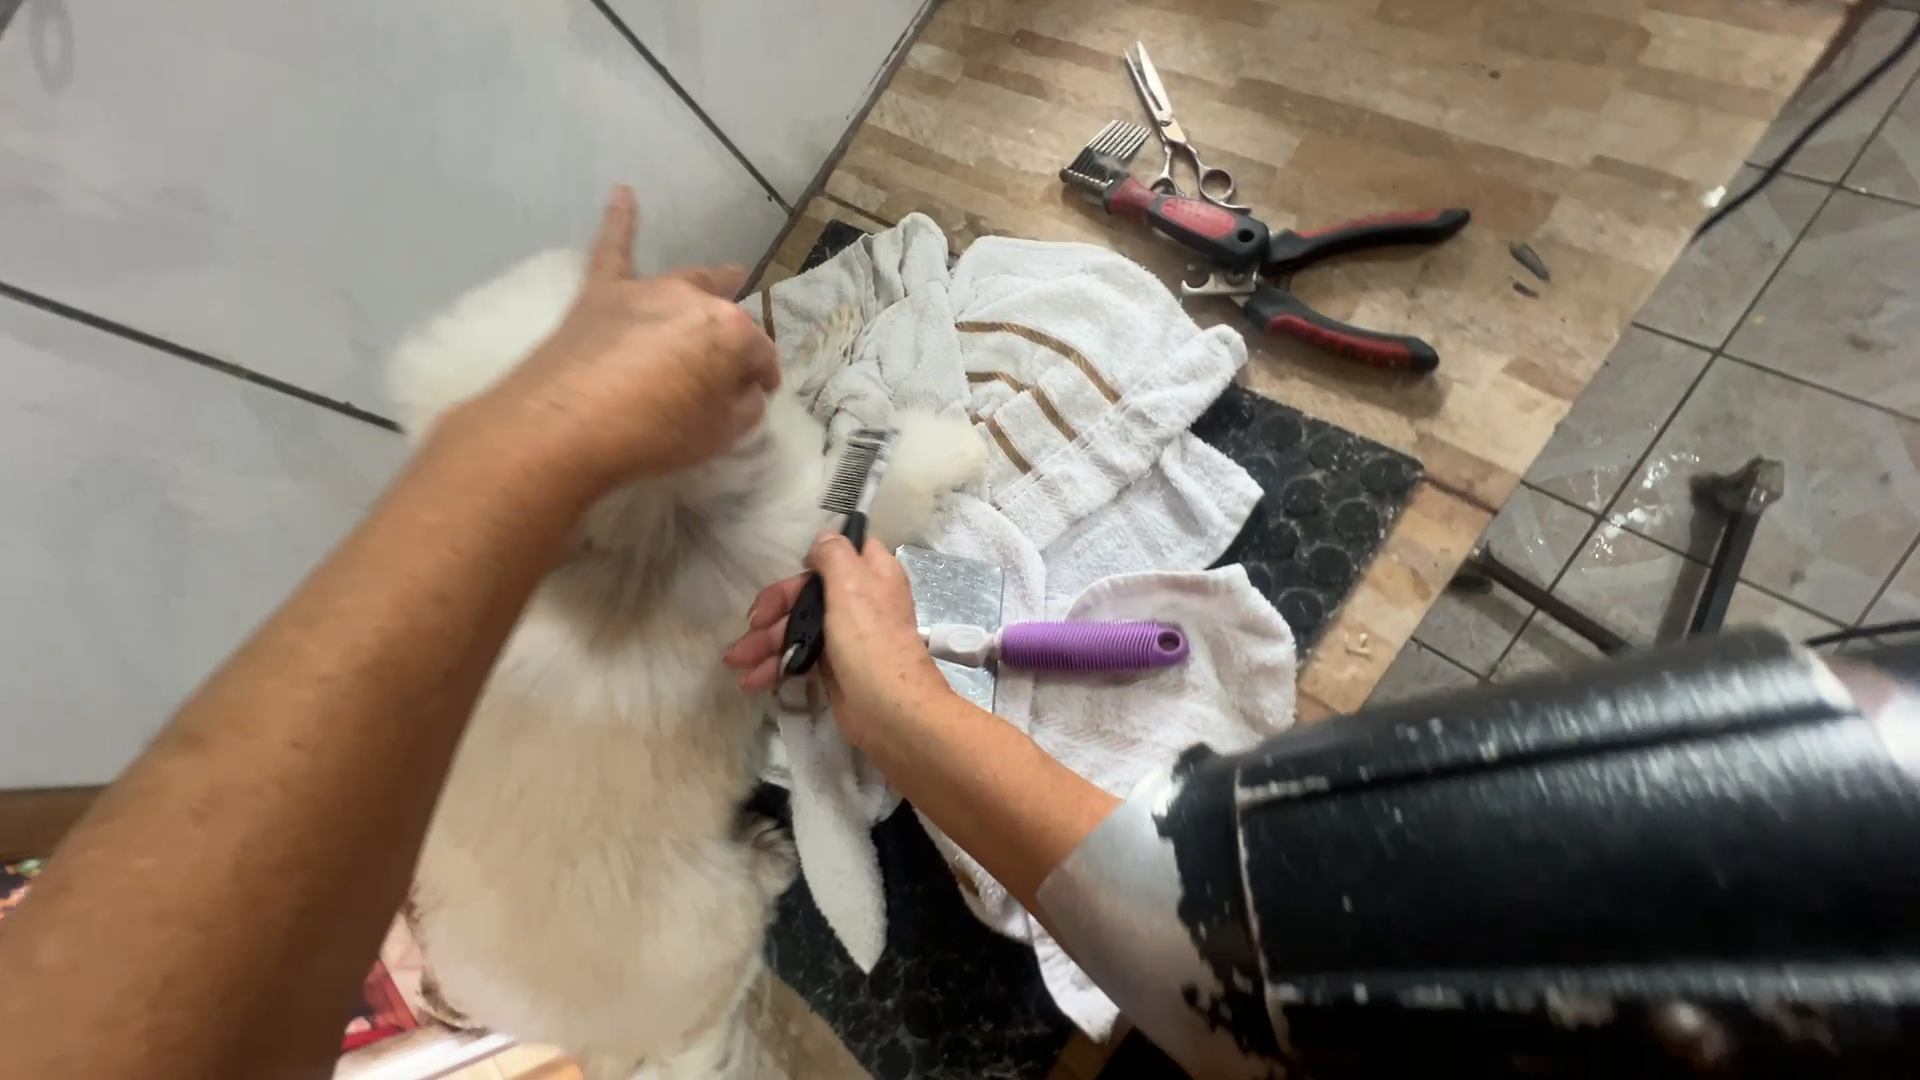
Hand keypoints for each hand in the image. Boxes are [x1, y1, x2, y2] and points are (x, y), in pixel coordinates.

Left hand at [455, 185, 780, 498]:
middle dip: (739, 336)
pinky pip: (613, 249)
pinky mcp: (600, 294)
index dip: (764, 377)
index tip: (760, 394)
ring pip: (687, 280)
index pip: (762, 354)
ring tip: (731, 274)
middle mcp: (694, 300)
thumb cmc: (655, 435)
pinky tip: (622, 192)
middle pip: (727, 316)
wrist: (565, 427)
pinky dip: (619, 220)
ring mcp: (646, 291)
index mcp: (733, 334)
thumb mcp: (721, 434)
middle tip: (740, 359)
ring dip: (712, 281)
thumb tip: (746, 389)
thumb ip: (744, 407)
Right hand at [723, 533, 954, 750]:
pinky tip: (754, 680)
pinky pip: (799, 656)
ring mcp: (848, 635)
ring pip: (799, 627)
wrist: (891, 712)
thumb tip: (824, 537)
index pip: (846, 550)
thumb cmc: (871, 641)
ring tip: (737, 663)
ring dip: (766, 643)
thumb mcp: (852, 585)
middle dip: (774, 609)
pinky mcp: (835, 667)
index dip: (818, 555)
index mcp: (873, 574)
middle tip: (751, 625)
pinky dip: (776, 665)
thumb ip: (835, 555)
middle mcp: (862, 600)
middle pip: (810, 592)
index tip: (795, 567)